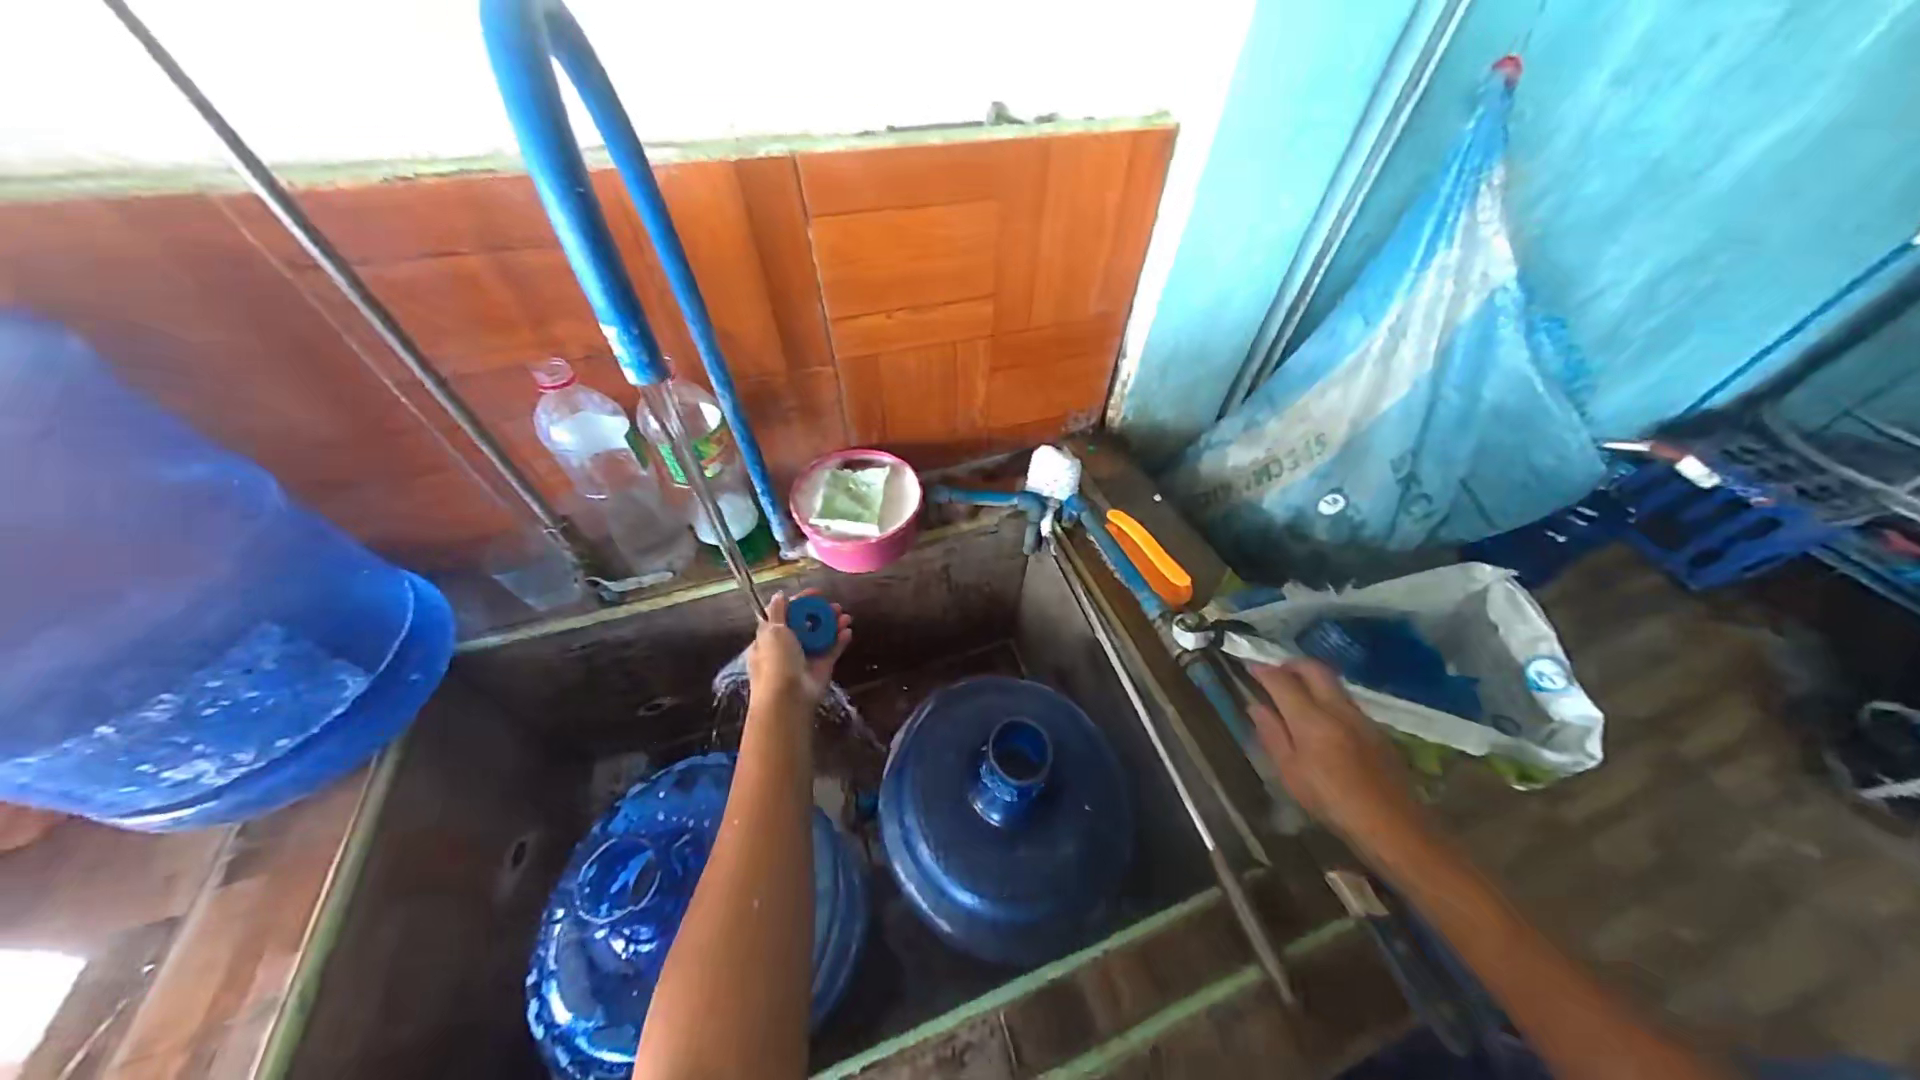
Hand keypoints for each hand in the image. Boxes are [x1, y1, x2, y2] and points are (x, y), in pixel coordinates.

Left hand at [746, 590, 851, 711]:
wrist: (788, 698)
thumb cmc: (775, 661)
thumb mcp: (771, 631)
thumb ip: (778, 612)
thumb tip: (779, 594)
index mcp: (771, 637)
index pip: (786, 614)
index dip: (800, 602)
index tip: (816, 593)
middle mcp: (788, 646)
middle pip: (807, 623)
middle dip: (821, 612)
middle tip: (834, 605)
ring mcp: (806, 657)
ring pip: (822, 635)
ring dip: (833, 623)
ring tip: (845, 615)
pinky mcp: (822, 667)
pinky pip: (833, 649)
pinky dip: (841, 639)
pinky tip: (848, 630)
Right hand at [1245, 659, 1424, 844]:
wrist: (1393, 825)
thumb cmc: (1331, 802)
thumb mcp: (1290, 772)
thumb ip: (1272, 734)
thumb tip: (1256, 706)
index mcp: (1311, 719)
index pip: (1282, 681)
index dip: (1263, 670)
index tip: (1250, 667)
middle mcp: (1338, 709)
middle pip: (1314, 669)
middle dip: (1291, 664)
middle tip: (1274, 673)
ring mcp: (1361, 717)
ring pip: (1333, 683)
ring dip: (1311, 680)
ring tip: (1294, 694)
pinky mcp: (1376, 730)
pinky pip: (1346, 701)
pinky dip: (1327, 698)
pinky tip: (1321, 720)